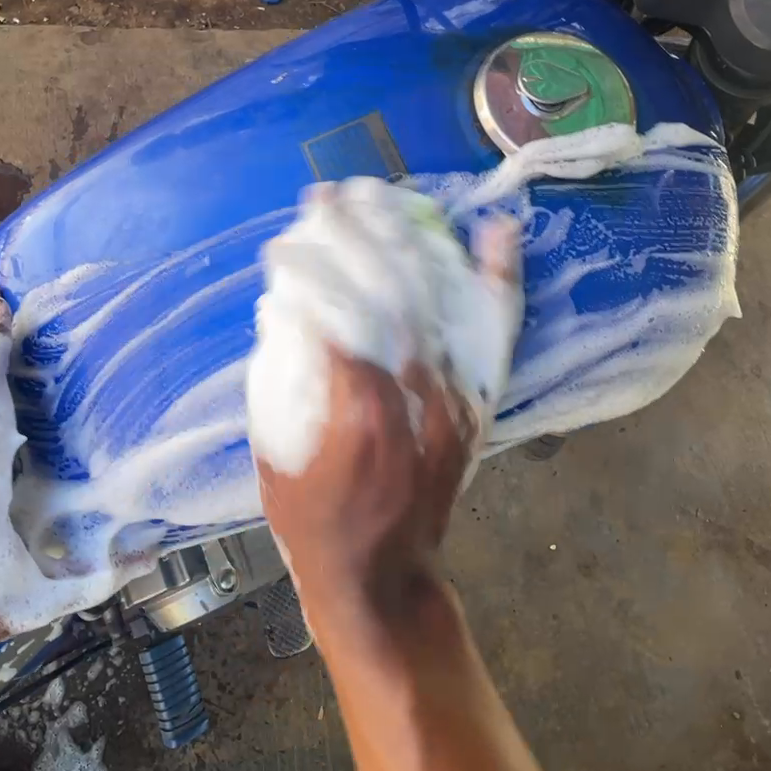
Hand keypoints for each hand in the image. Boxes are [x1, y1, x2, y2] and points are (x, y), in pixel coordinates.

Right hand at [252, 218, 519, 637]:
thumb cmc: (314, 520)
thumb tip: (285, 306)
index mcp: (359, 409)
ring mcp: (460, 393)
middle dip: (356, 233)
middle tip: (329, 196)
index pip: (338, 311)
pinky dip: (497, 277)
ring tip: (381, 195)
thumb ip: (280, 376)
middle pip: (393, 289)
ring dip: (409, 236)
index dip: (310, 267)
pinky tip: (496, 231)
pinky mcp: (479, 400)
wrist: (384, 576)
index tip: (286, 241)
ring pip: (441, 295)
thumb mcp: (273, 453)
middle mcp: (420, 391)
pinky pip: (496, 330)